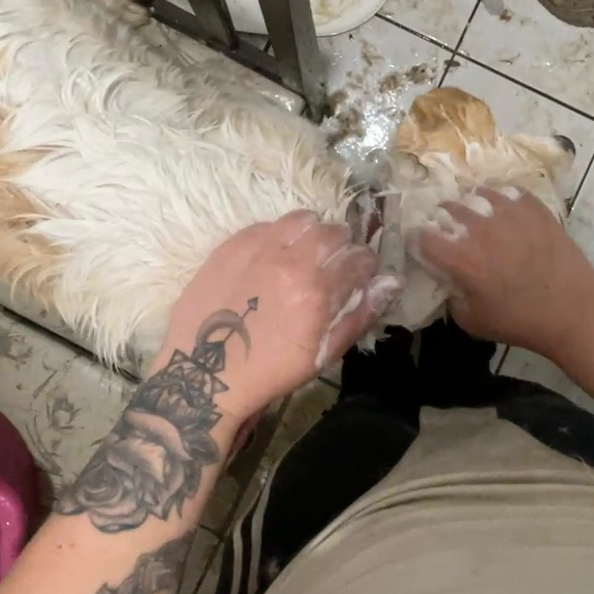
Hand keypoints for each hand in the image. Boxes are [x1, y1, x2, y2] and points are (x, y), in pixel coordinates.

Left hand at [153, 210, 390, 419]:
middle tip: (333, 263)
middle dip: (341, 245)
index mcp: (317, 290)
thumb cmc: (269, 370)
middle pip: (333, 231)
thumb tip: (391, 282)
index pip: (359, 257)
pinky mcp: (232, 245)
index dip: (365, 265)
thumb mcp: (322, 354)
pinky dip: (279, 235)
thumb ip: (361, 314)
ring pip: (301, 219)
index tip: (360, 274)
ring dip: (311, 232)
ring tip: (305, 252)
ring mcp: (258, 248)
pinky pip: (267, 224)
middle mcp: (290, 260)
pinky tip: (274, 256)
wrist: (202, 374)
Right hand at [411, 187, 593, 356]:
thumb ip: (452, 298)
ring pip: (478, 193)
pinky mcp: (534, 207)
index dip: (417, 238)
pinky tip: (505, 209)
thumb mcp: (473, 322)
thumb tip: (450, 281)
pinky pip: (509, 191)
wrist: (572, 310)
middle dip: (443, 217)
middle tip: (450, 229)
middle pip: (448, 208)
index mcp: (460, 258)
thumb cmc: (520, 322)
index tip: (422, 243)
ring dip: (472, 203)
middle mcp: (480, 228)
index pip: (422, 235)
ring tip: (477, 212)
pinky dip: (502, 197)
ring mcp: (509, 212)